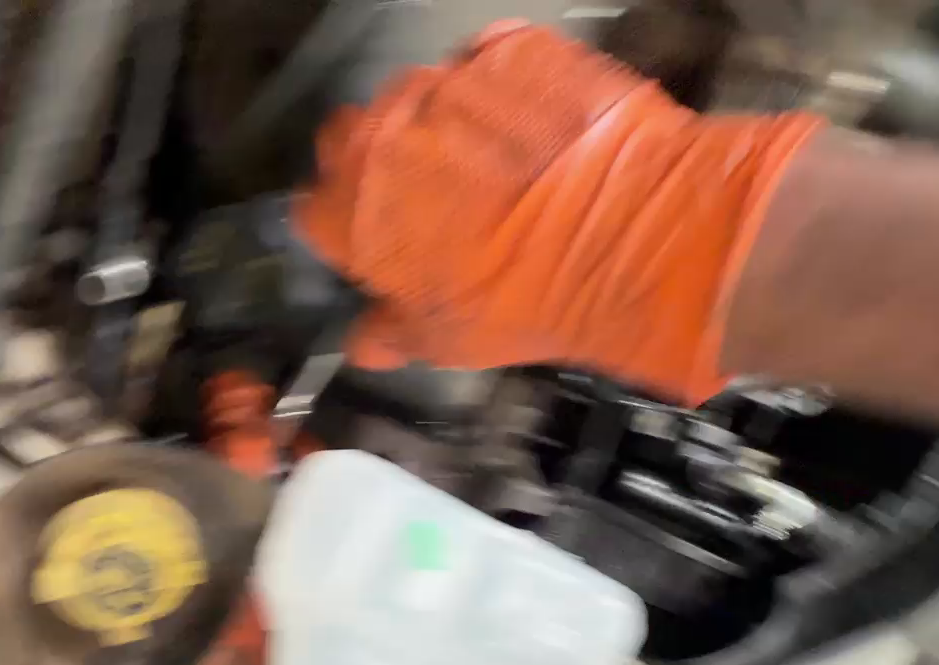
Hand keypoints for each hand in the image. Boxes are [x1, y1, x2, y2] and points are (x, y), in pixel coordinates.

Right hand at [295, 22, 822, 402]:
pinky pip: (480, 65)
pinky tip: (524, 134)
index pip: (311, 209)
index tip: (362, 236)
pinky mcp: (506, 50)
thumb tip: (370, 340)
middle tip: (417, 198)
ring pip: (411, 97)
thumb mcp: (441, 341)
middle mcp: (383, 139)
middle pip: (346, 141)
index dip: (338, 226)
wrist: (627, 238)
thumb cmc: (525, 297)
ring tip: (482, 167)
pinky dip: (492, 93)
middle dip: (370, 166)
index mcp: (352, 213)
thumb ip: (387, 332)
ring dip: (431, 127)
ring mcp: (445, 84)